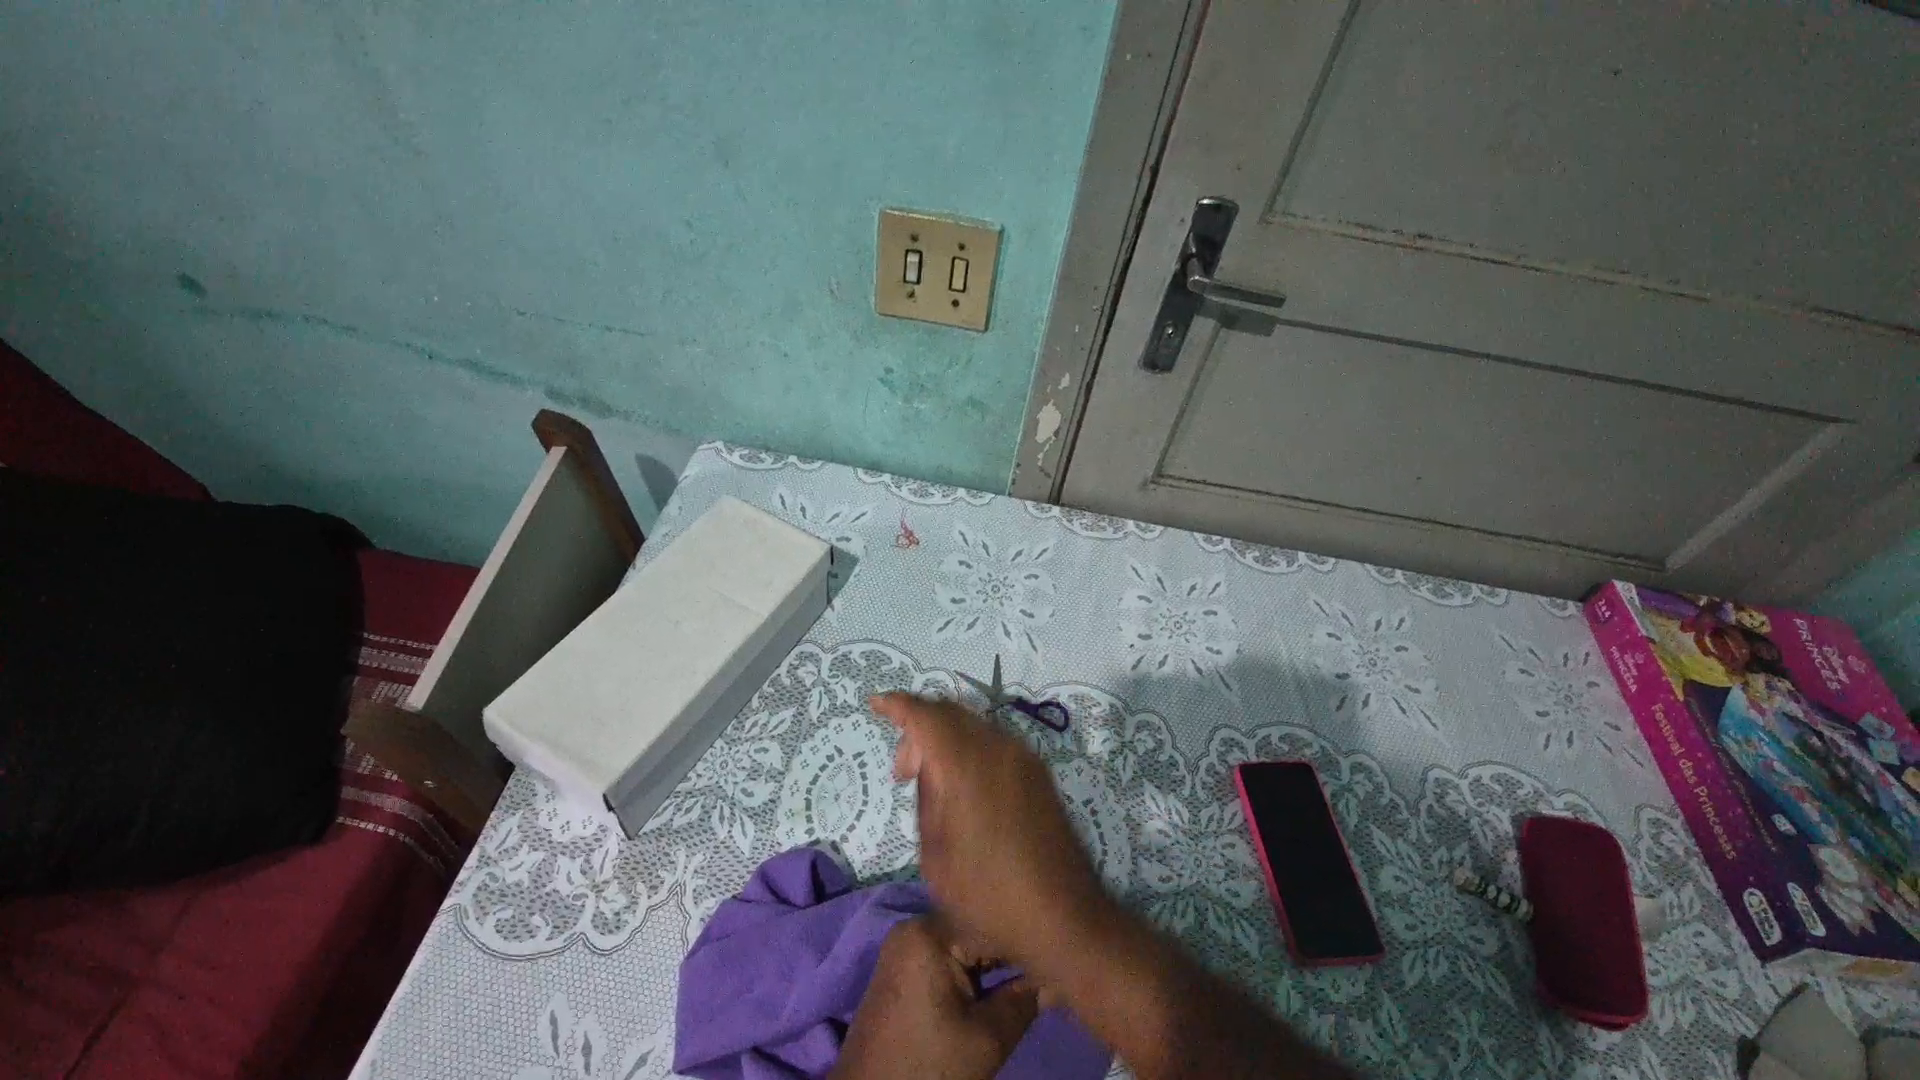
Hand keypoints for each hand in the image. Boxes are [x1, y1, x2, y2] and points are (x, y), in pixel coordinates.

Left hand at [831, 916, 1037, 1079]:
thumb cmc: (929, 1066)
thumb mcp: (987, 1039)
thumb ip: (1025, 1001)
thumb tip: (1059, 980)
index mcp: (929, 931)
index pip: (993, 919)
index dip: (1028, 938)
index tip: (1055, 954)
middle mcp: (914, 926)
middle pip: (977, 926)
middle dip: (1011, 948)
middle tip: (1047, 967)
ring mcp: (904, 946)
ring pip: (964, 942)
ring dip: (994, 960)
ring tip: (1029, 973)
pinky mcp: (902, 967)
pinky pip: (948, 955)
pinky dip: (973, 970)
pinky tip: (998, 983)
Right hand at [871, 693, 1111, 974]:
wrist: (1063, 918)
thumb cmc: (987, 895)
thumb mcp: (935, 854)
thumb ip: (927, 799)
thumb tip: (929, 771)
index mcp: (966, 764)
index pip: (924, 715)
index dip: (897, 705)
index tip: (876, 704)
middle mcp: (998, 748)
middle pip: (950, 712)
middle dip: (919, 728)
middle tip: (904, 773)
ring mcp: (1024, 759)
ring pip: (974, 725)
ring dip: (946, 739)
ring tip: (932, 784)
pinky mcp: (1040, 775)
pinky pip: (995, 743)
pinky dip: (970, 749)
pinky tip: (964, 788)